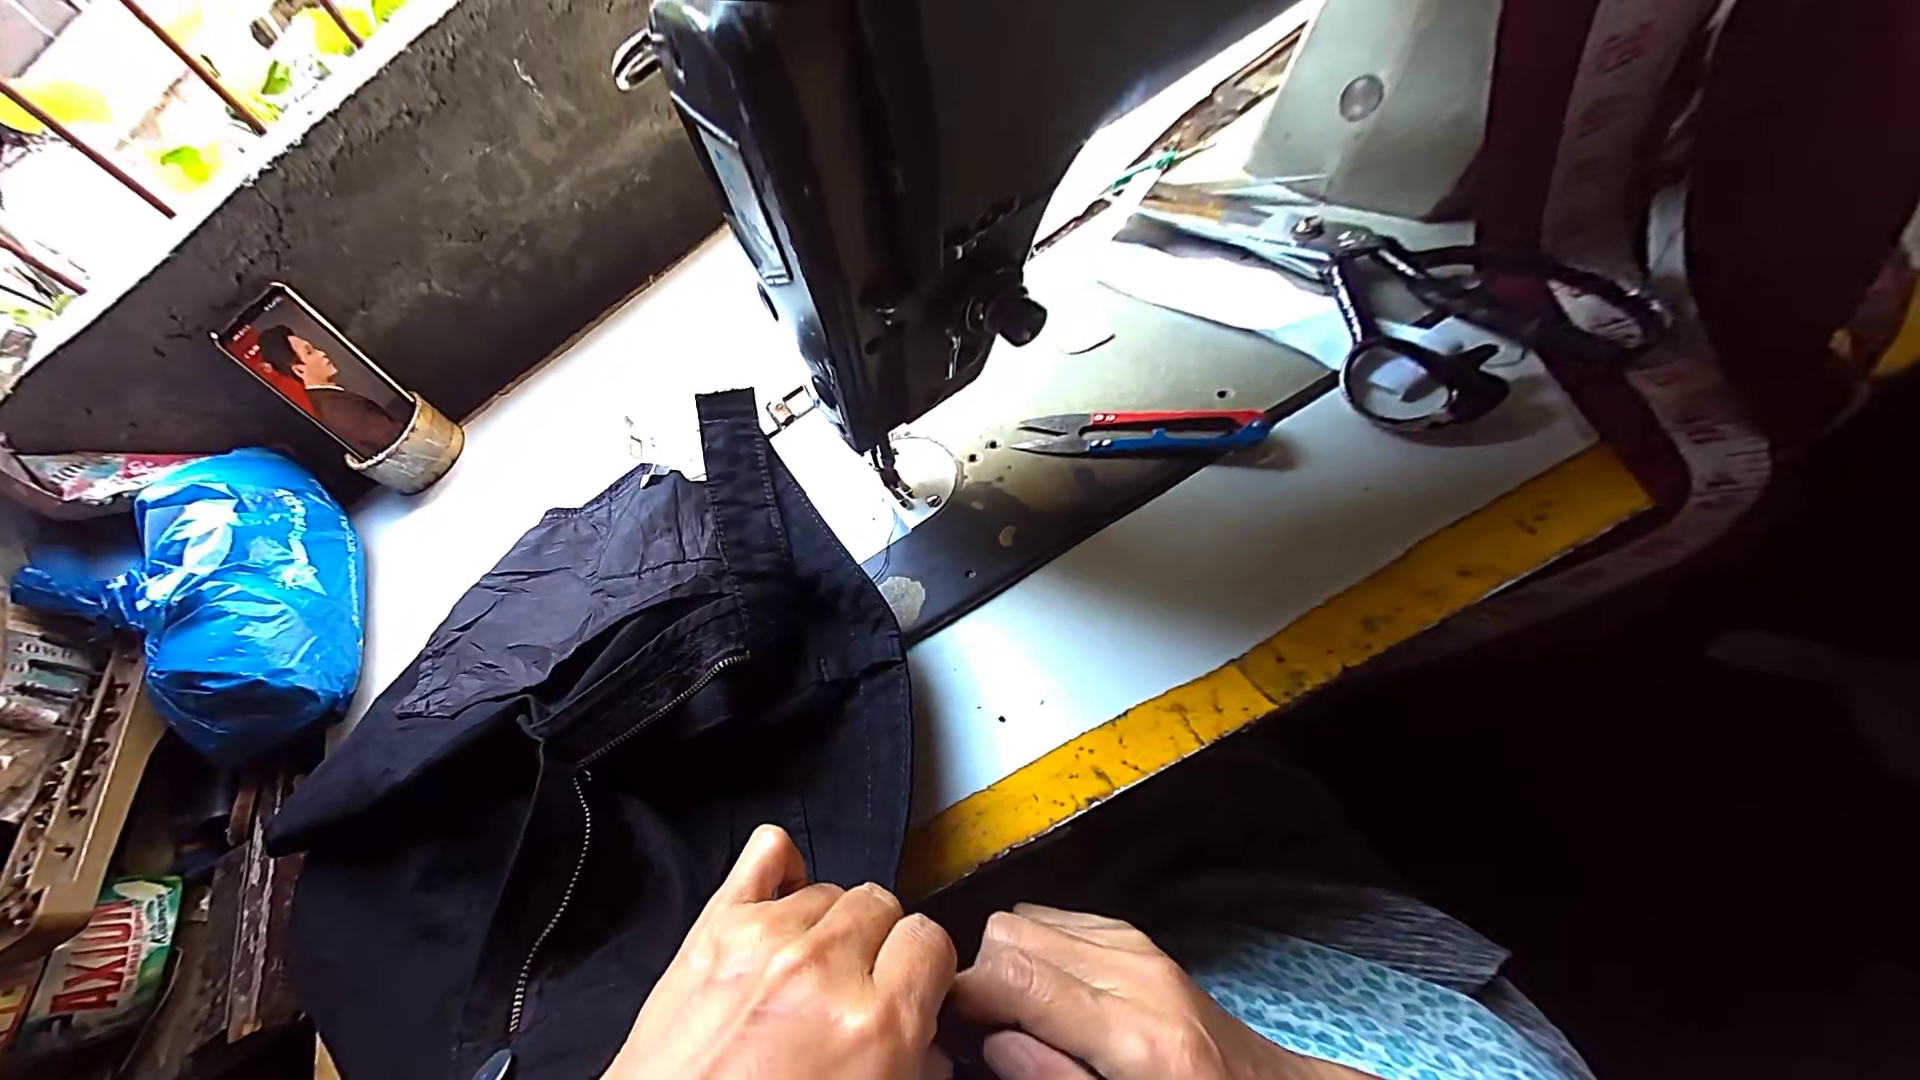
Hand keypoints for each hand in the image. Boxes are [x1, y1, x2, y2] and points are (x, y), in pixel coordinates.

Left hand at [603, 824, 956, 1079]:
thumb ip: (915, 1069)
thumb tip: (929, 1031)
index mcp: (875, 1026)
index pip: (930, 939)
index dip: (923, 967)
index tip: (909, 985)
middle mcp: (823, 970)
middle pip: (882, 904)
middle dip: (874, 948)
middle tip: (849, 992)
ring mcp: (766, 939)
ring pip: (832, 889)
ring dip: (826, 928)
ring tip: (800, 978)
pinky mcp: (716, 927)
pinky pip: (771, 850)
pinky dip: (781, 870)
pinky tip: (780, 908)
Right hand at [950, 904, 1317, 1079]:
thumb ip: (1052, 1079)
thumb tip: (993, 1037)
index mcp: (1136, 1036)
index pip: (1017, 974)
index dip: (968, 992)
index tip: (951, 1021)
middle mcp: (1133, 969)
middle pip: (1011, 931)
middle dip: (985, 975)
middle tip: (991, 1025)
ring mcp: (1134, 942)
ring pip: (1027, 916)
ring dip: (1009, 959)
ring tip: (1022, 1012)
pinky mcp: (1132, 933)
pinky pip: (1056, 918)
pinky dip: (1037, 948)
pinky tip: (1051, 992)